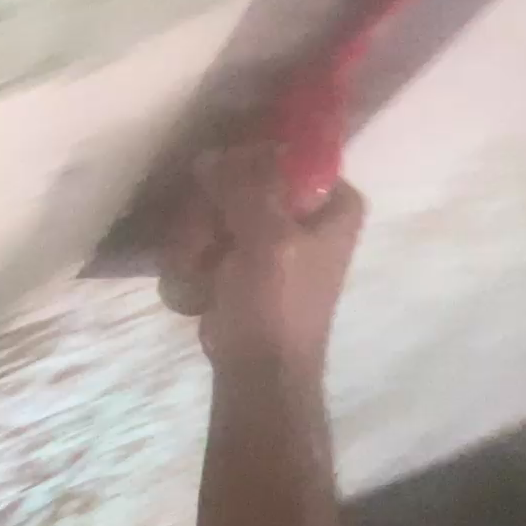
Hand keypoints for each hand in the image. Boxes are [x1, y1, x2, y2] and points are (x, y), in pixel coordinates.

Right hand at [195, 145, 364, 374]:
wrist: (258, 371)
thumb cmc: (276, 307)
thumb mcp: (268, 241)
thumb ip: (244, 190)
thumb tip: (211, 154)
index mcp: (333, 202)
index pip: (285, 155)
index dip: (245, 167)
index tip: (219, 193)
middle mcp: (303, 214)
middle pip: (238, 184)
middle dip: (209, 218)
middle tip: (205, 245)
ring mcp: (267, 240)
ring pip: (212, 213)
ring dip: (194, 244)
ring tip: (196, 274)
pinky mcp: (237, 263)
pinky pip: (202, 240)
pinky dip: (192, 262)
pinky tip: (195, 285)